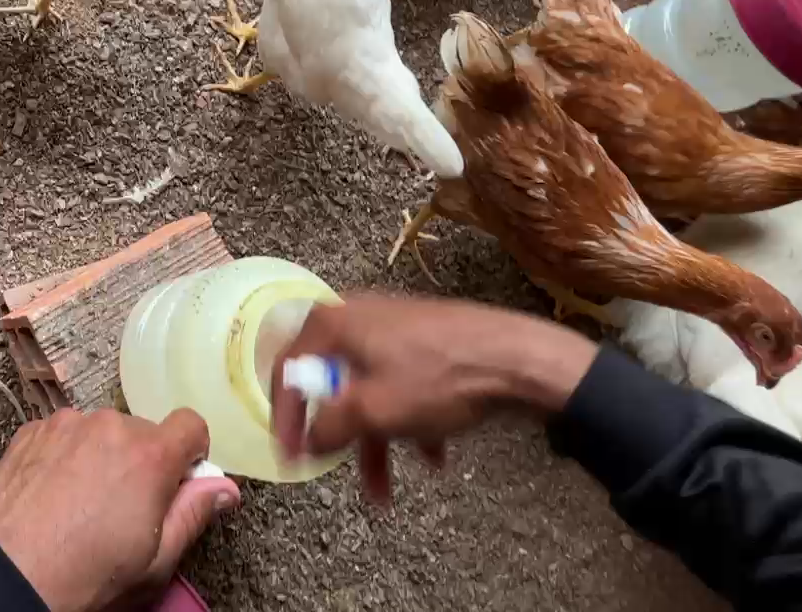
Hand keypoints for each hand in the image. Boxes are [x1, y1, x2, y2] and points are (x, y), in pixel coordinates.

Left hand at [0, 408, 240, 611]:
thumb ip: (194, 513)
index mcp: (149, 454)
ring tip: (81, 503)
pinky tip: (53, 493)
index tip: (179, 479)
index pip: (190, 423)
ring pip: (100, 431)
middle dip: (141, 461)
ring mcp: (67, 422)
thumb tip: (225, 486)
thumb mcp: (155, 560)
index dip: (191, 451)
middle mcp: (109, 424)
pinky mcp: (33, 428)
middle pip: (142, 432)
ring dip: (101, 455)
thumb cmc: (87, 572)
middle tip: (123, 507)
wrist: (7, 569)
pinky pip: (64, 433)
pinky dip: (65, 454)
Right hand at [269, 294, 597, 502]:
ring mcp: (389, 325)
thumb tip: (305, 440)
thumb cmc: (436, 378)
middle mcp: (353, 316)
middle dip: (338, 434)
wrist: (516, 356)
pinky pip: (398, 381)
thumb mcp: (373, 410)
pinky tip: (430, 453)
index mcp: (331, 323)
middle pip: (330, 381)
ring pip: (367, 387)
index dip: (285, 416)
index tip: (290, 454)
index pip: (288, 369)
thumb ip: (329, 427)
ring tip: (388, 485)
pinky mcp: (421, 338)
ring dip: (374, 436)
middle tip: (339, 468)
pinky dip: (404, 418)